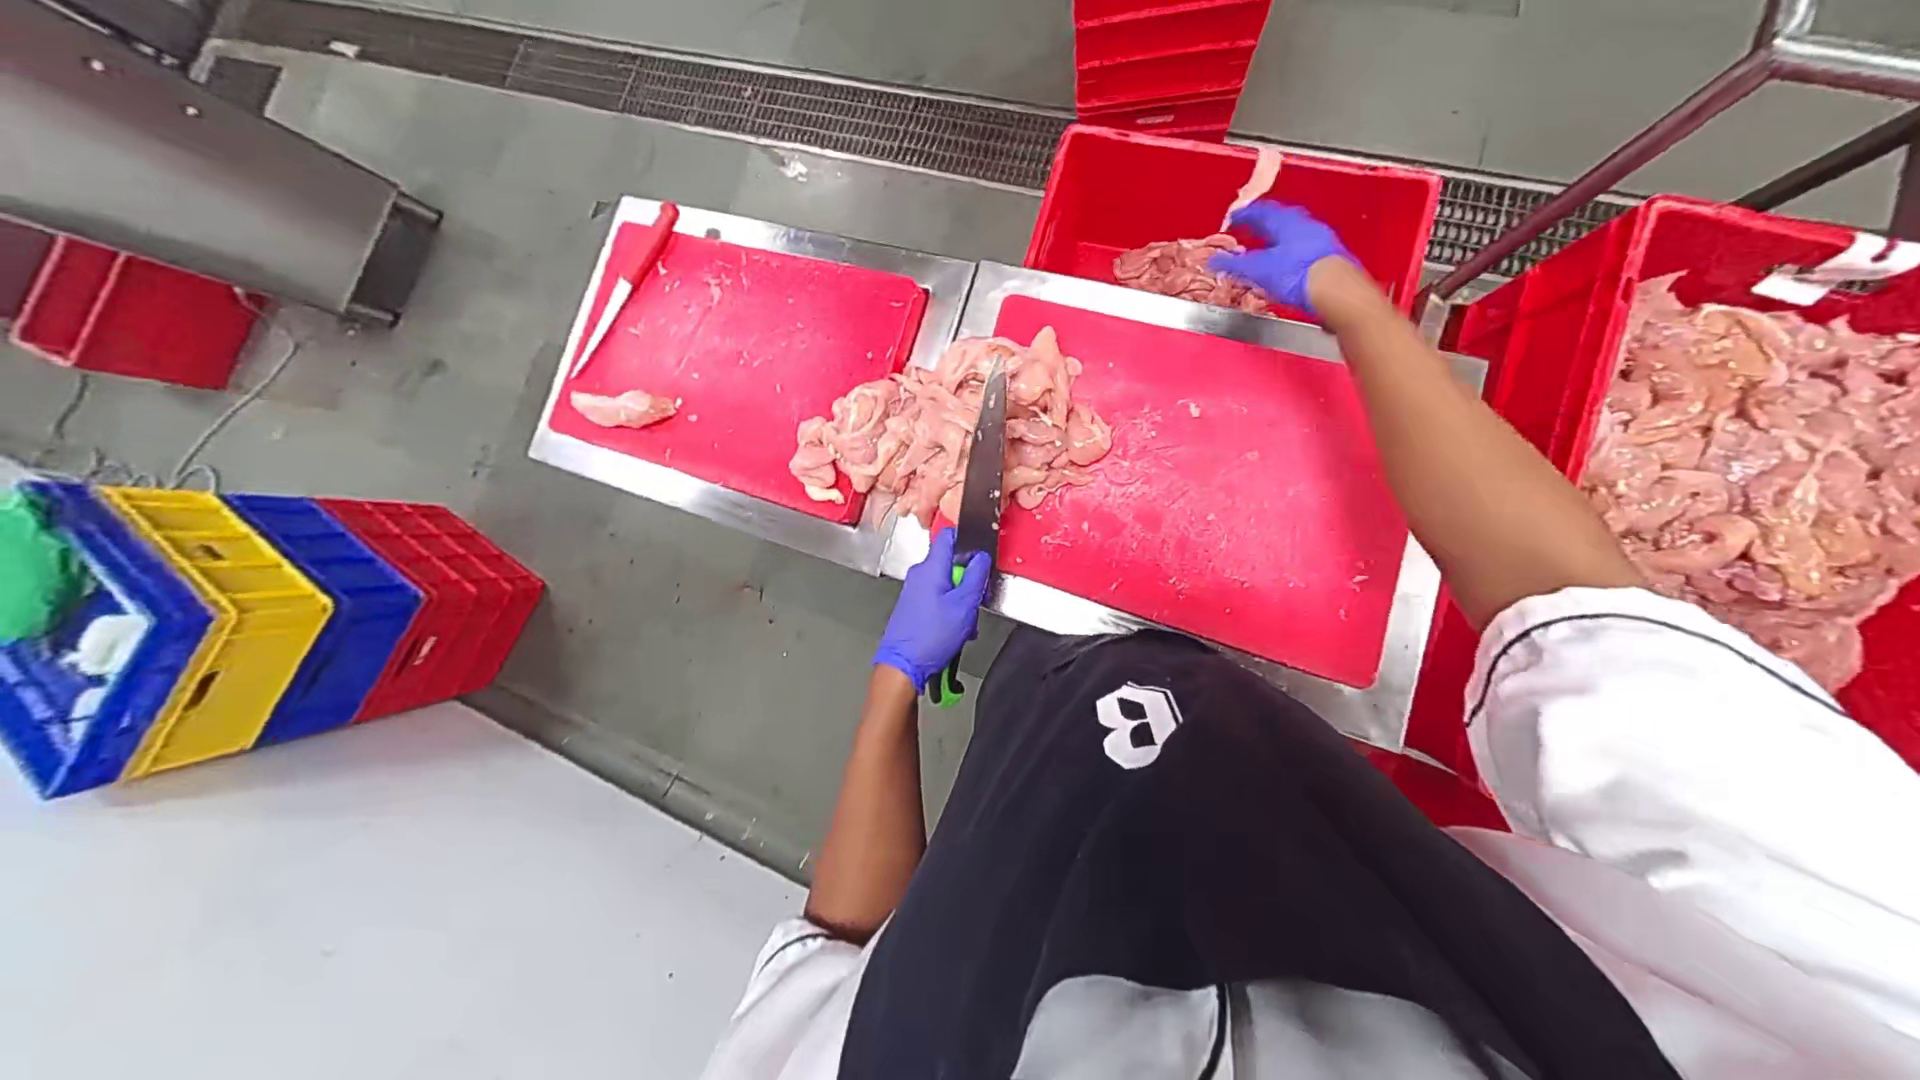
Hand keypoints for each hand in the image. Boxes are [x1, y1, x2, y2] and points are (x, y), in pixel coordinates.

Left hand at [874, 528, 992, 691]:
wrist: (903, 665)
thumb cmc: (931, 636)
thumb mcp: (964, 604)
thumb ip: (976, 576)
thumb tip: (981, 557)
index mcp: (931, 567)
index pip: (948, 536)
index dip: (966, 539)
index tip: (979, 552)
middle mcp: (919, 575)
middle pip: (950, 564)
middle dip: (967, 581)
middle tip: (976, 599)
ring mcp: (914, 590)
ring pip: (946, 585)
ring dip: (961, 601)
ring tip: (966, 623)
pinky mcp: (913, 606)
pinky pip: (937, 599)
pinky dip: (950, 611)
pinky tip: (955, 630)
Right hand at [1208, 202, 1357, 314]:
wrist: (1336, 292)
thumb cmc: (1299, 275)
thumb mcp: (1258, 270)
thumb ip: (1235, 265)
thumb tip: (1214, 261)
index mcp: (1287, 222)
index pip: (1262, 211)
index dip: (1246, 214)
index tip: (1236, 216)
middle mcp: (1307, 227)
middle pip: (1281, 221)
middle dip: (1264, 226)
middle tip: (1251, 229)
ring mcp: (1321, 242)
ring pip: (1294, 236)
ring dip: (1278, 241)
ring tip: (1266, 249)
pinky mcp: (1329, 260)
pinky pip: (1305, 252)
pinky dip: (1291, 256)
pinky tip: (1286, 268)